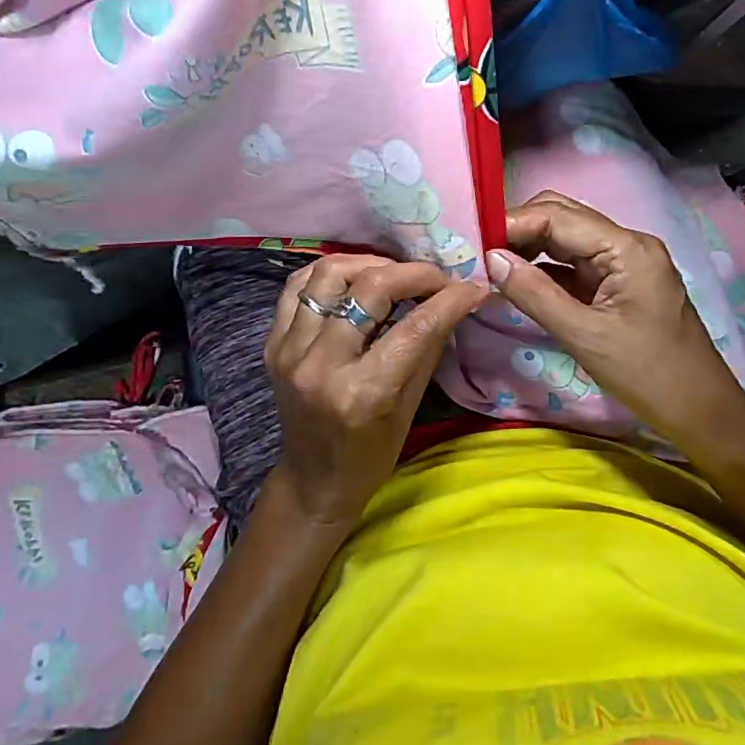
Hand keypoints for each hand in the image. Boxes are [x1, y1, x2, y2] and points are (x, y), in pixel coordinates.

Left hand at [263, 254, 488, 533]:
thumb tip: (455, 300)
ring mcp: (289, 350)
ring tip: (395, 275)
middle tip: (436, 278)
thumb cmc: (369, 455)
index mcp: (361, 393)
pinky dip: (328, 274)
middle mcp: (320, 365)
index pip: (414, 327)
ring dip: (369, 264)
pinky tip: (354, 278)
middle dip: (413, 274)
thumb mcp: (409, 409)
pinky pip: (297, 286)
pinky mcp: (272, 343)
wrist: (312, 479)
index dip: (450, 299)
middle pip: (369, 289)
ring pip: (328, 275)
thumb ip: (428, 349)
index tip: (471, 288)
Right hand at [487, 192, 744, 442]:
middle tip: (478, 253)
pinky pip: (572, 262)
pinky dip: (542, 267)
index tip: (473, 243)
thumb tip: (490, 258)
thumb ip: (534, 293)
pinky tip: (516, 280)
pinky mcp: (617, 282)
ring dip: (528, 246)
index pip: (557, 216)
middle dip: (518, 229)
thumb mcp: (584, 336)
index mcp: (627, 248)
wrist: (701, 412)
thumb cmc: (648, 374)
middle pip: (562, 216)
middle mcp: (626, 243)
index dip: (512, 223)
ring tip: (491, 265)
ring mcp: (623, 262)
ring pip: (564, 237)